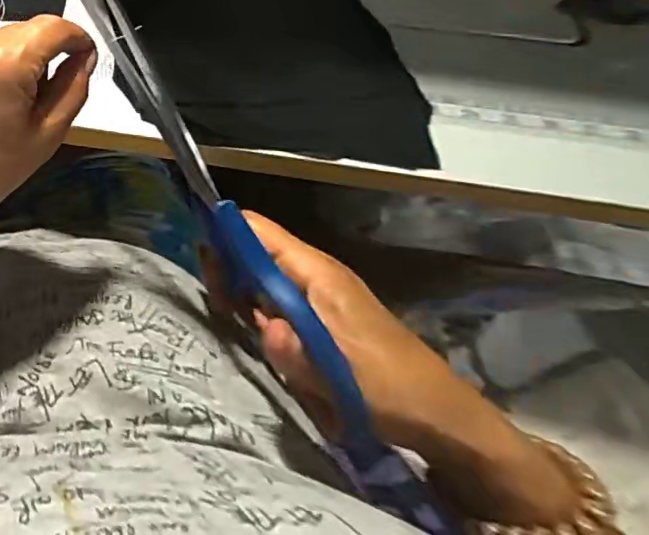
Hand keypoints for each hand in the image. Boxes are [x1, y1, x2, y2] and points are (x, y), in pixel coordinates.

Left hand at [0, 16, 96, 240]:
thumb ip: (73, 87)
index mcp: (4, 63)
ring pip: (6, 36)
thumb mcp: (47, 133)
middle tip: (50, 91)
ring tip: (18, 98)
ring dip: (22, 56)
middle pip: (29, 29)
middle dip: (48, 51)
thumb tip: (84, 56)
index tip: (86, 58)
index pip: (54, 27)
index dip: (78, 38)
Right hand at [234, 212, 579, 525]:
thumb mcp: (340, 377)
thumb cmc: (393, 388)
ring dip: (247, 300)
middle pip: (253, 251)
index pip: (256, 229)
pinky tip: (269, 341)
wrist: (445, 419)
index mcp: (317, 272)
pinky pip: (279, 304)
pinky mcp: (322, 317)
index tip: (203, 260)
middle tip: (221, 305)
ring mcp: (319, 295)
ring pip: (263, 279)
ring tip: (241, 325)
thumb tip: (265, 326)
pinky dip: (265, 316)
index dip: (224, 233)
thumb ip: (296, 352)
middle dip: (230, 273)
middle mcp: (314, 274)